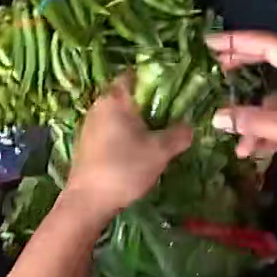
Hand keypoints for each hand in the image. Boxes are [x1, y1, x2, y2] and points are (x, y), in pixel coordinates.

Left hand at [61, 78, 193, 219]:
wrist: (88, 201)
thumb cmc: (125, 168)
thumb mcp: (161, 151)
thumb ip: (179, 134)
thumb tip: (189, 127)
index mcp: (115, 99)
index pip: (134, 75)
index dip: (154, 80)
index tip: (172, 93)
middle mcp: (99, 106)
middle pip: (128, 96)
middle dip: (149, 104)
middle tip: (171, 116)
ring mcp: (90, 125)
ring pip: (119, 115)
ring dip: (137, 122)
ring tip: (158, 136)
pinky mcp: (87, 143)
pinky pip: (111, 130)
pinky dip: (125, 135)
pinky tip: (138, 151)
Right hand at [205, 31, 276, 192]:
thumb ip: (252, 121)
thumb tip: (218, 118)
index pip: (268, 45)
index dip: (236, 42)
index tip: (210, 42)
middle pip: (274, 67)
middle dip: (244, 75)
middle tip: (216, 73)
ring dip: (259, 121)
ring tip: (240, 146)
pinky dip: (276, 129)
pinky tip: (258, 151)